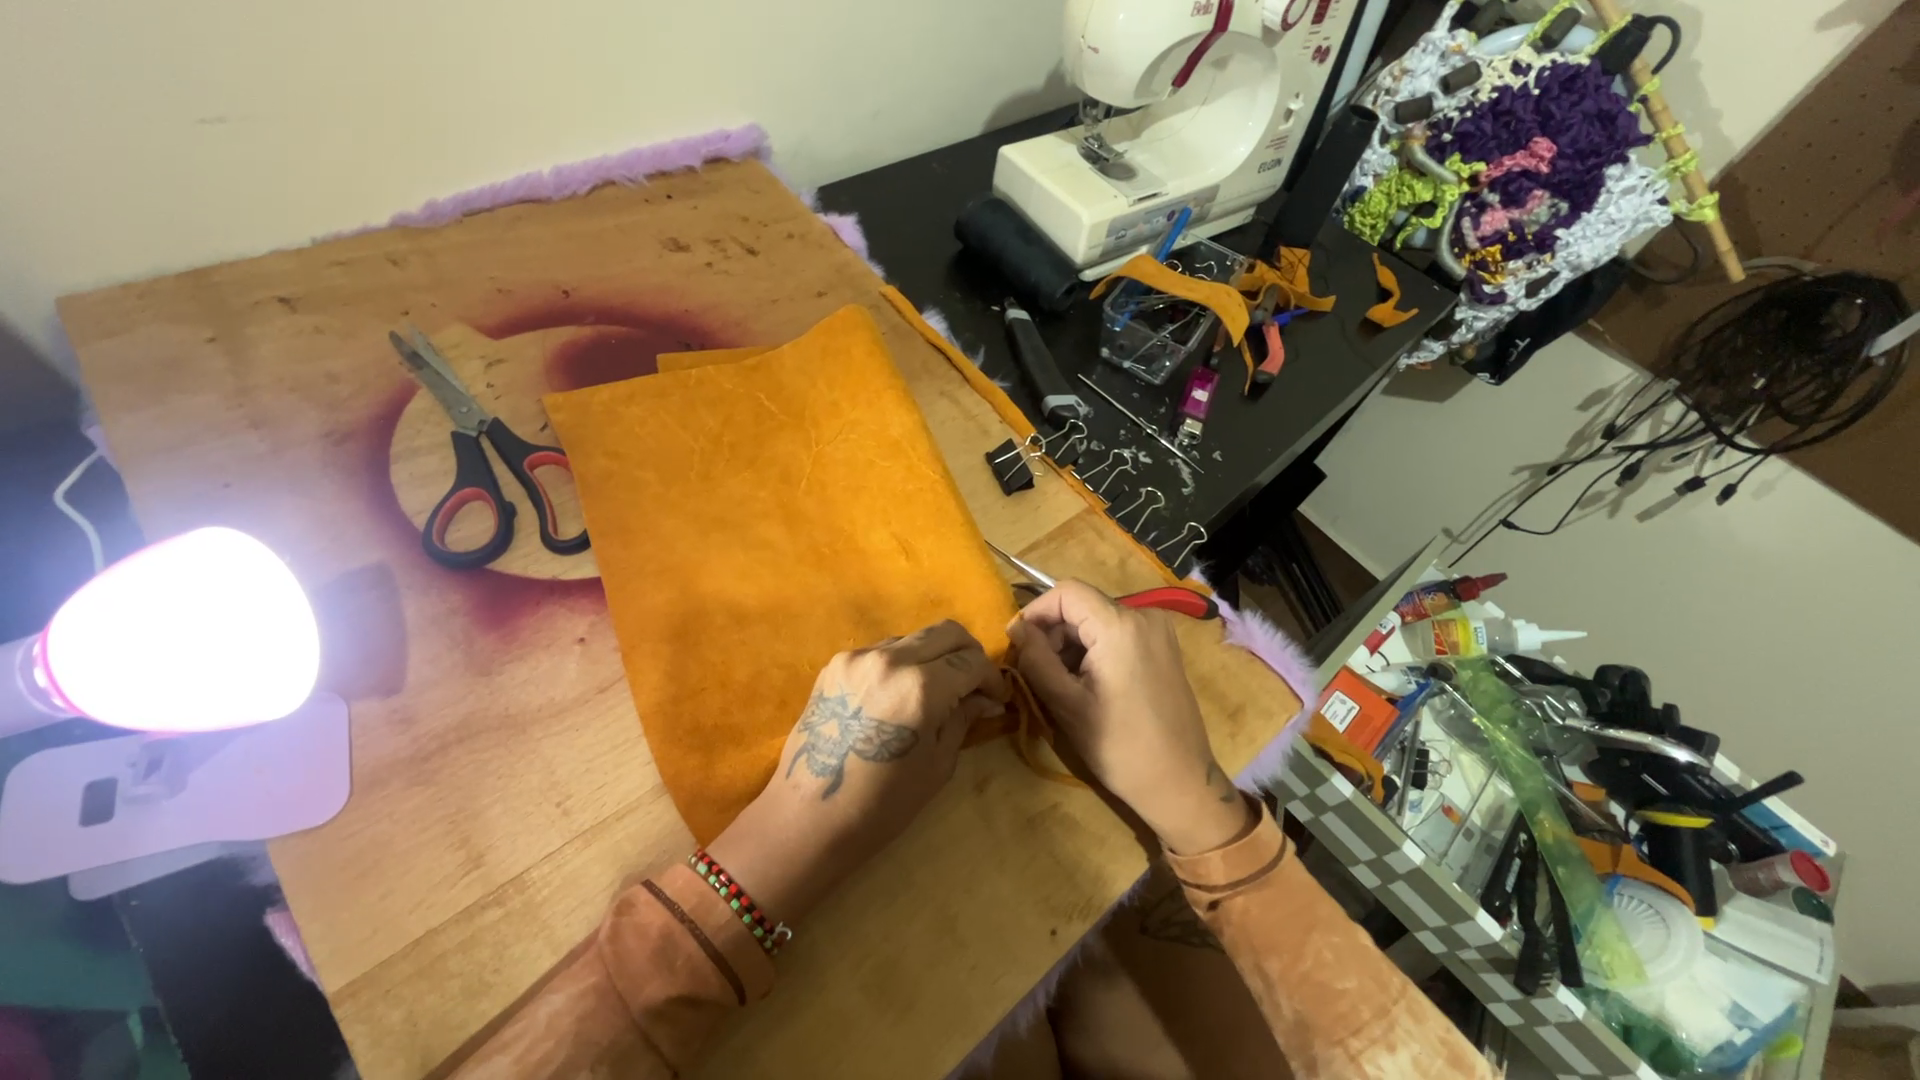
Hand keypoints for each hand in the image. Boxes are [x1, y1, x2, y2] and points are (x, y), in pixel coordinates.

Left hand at [705, 620, 1008, 924]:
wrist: (809, 818)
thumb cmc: (883, 804)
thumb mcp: (938, 764)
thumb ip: (964, 718)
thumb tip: (986, 698)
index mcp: (921, 687)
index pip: (972, 660)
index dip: (992, 677)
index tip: (996, 698)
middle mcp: (890, 659)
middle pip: (946, 632)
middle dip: (968, 654)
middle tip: (974, 686)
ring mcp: (858, 657)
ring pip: (914, 638)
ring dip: (934, 657)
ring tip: (937, 692)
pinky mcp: (835, 665)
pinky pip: (883, 651)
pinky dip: (903, 664)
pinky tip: (900, 697)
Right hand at [1008, 581, 1247, 854]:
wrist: (1180, 782)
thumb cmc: (1119, 746)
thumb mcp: (1066, 703)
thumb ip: (1036, 658)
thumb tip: (1015, 627)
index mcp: (1121, 625)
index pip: (1066, 592)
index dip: (1035, 612)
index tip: (1016, 643)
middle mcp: (1145, 616)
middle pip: (1083, 606)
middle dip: (1053, 633)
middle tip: (1034, 670)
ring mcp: (1159, 631)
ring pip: (1098, 620)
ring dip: (1071, 645)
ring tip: (1059, 683)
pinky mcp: (1163, 648)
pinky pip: (1117, 634)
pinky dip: (1094, 650)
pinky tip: (1085, 685)